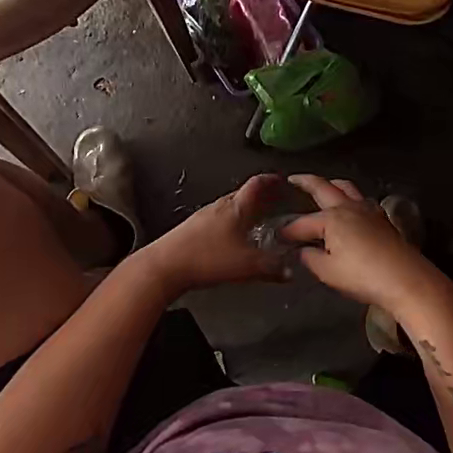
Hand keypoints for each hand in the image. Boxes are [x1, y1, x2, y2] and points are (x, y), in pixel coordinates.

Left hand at [138, 174, 289, 291]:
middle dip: (261, 197)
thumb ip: (271, 267)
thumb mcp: (247, 265)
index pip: (257, 184)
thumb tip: (289, 271)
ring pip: (230, 207)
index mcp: (237, 207)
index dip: (271, 180)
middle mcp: (220, 206)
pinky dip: (231, 223)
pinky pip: (218, 220)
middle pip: (243, 194)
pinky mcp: (191, 230)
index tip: (282, 180)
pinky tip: (232, 239)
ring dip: (245, 210)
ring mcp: (203, 217)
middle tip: (275, 201)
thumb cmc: (207, 258)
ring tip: (257, 220)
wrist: (163, 267)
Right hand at [279, 175, 452, 312]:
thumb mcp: (328, 272)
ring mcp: (369, 211)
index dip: (289, 230)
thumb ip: (311, 259)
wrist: (406, 279)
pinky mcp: (384, 220)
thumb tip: (302, 251)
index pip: (303, 223)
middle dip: (307, 182)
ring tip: (323, 186)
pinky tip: (350, 208)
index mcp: (332, 218)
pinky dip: (351, 198)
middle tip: (294, 178)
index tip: (277, 237)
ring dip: (332, 185)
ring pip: (348, 189)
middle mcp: (350, 208)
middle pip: (325, 188)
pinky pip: (362, 200)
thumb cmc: (363, 276)